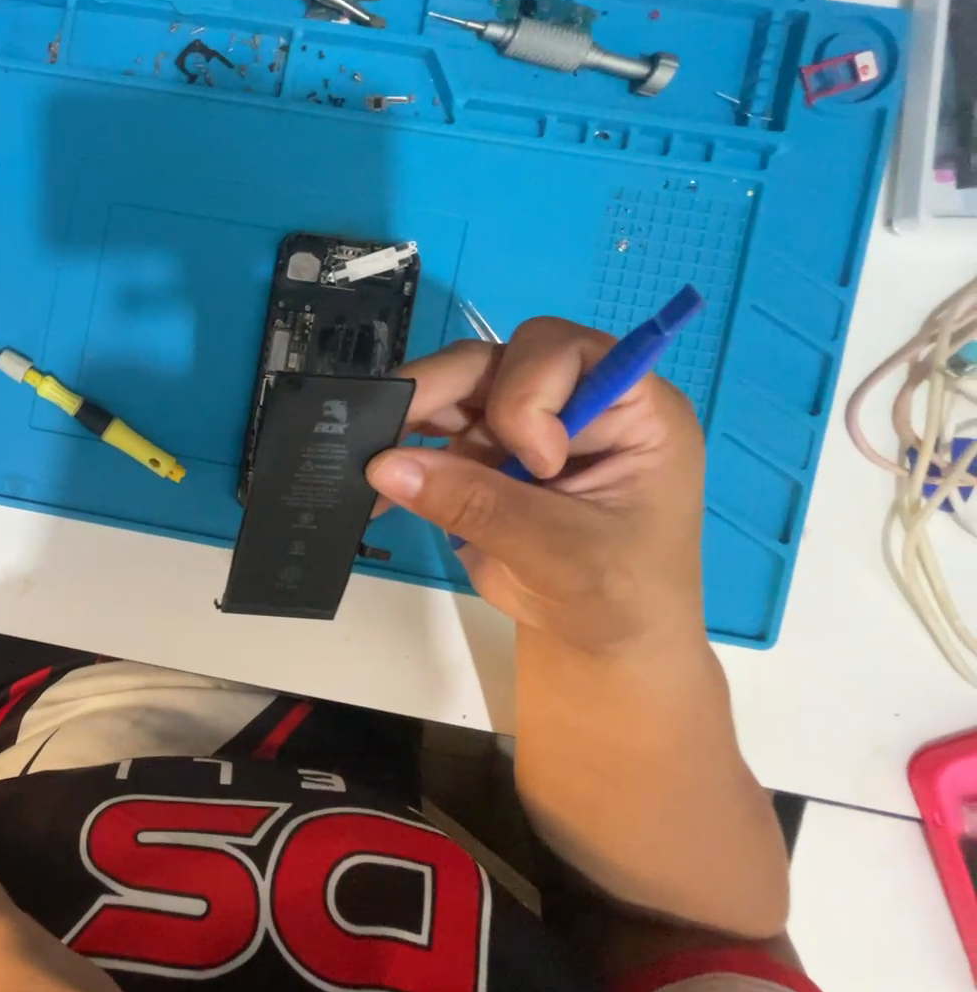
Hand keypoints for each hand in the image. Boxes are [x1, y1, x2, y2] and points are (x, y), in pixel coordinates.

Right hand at [365, 318, 707, 659]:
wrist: (596, 639)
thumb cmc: (616, 595)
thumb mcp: (561, 550)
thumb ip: (477, 503)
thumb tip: (383, 465)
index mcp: (625, 409)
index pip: (561, 353)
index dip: (528, 392)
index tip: (534, 463)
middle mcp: (565, 406)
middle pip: (489, 364)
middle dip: (437, 393)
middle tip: (387, 427)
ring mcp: (514, 432)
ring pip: (445, 397)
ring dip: (403, 423)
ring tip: (366, 460)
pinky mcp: (473, 461)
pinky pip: (420, 441)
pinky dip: (392, 461)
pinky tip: (372, 493)